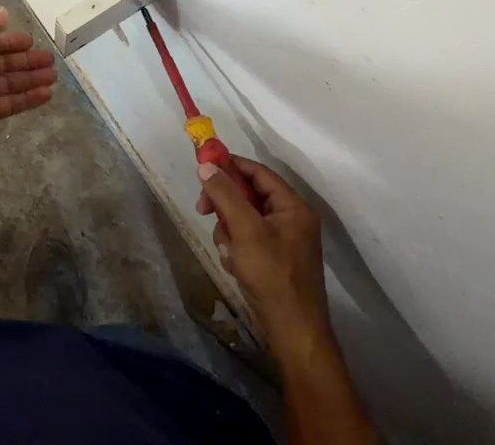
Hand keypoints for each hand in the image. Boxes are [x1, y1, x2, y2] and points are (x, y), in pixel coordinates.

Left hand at [0, 6, 55, 161]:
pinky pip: (12, 101)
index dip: (11, 41)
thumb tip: (0, 10)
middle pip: (3, 62)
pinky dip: (29, 97)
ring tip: (54, 76)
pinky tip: (48, 94)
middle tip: (50, 59)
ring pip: (10, 82)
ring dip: (32, 78)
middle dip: (27, 60)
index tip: (31, 41)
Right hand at [197, 157, 329, 348]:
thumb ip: (225, 194)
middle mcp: (290, 219)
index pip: (258, 172)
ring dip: (228, 231)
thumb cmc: (271, 274)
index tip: (202, 169)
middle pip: (248, 195)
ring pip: (243, 218)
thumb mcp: (245, 229)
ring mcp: (282, 240)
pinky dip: (236, 248)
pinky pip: (246, 240)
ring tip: (229, 251)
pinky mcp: (273, 259)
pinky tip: (235, 265)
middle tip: (203, 210)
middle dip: (225, 205)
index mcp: (293, 207)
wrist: (292, 330)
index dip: (230, 166)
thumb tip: (206, 166)